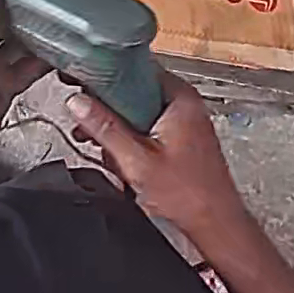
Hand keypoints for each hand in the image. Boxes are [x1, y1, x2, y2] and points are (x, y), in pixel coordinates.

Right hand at [64, 71, 250, 241]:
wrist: (216, 225)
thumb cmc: (189, 195)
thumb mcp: (136, 160)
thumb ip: (104, 128)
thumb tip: (77, 102)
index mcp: (179, 97)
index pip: (134, 67)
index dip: (104, 79)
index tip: (83, 88)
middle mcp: (183, 101)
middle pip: (133, 89)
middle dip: (107, 110)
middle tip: (87, 127)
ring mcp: (183, 118)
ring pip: (137, 109)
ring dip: (117, 127)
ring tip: (103, 149)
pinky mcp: (180, 134)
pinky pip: (147, 124)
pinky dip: (131, 137)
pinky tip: (119, 157)